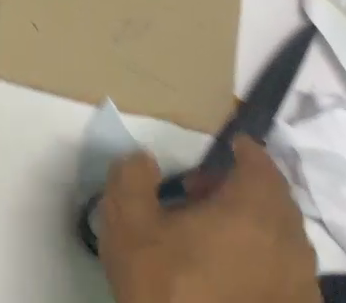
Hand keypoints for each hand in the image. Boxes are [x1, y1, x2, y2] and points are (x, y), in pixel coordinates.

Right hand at [99, 139, 317, 302]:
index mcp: (248, 214)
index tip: (235, 142)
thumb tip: (144, 157)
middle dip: (247, 186)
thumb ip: (132, 176)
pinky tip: (231, 261)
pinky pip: (288, 265)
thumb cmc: (159, 274)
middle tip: (203, 185)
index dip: (250, 153)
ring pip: (286, 236)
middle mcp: (286, 244)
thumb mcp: (125, 217)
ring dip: (256, 218)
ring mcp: (299, 281)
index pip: (262, 172)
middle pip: (280, 203)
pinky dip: (265, 250)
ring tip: (213, 224)